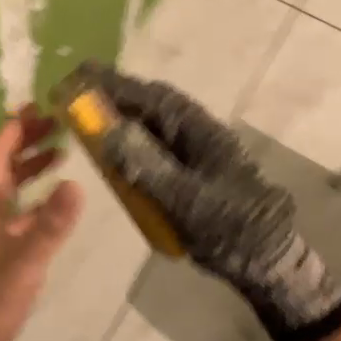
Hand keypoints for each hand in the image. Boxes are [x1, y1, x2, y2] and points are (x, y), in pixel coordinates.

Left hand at [0, 109, 83, 340]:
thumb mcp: (26, 262)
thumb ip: (51, 225)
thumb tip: (77, 183)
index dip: (15, 127)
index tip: (39, 105)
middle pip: (1, 163)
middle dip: (26, 140)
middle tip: (57, 123)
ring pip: (7, 185)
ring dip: (30, 165)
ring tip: (60, 151)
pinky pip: (13, 207)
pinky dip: (32, 195)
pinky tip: (52, 200)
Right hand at [85, 62, 340, 340]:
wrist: (270, 265)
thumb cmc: (232, 229)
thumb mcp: (187, 200)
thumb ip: (146, 165)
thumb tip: (107, 131)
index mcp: (198, 128)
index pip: (149, 95)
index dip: (112, 84)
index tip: (78, 75)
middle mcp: (194, 131)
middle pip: (146, 104)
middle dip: (109, 96)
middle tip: (70, 96)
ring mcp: (192, 151)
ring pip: (148, 123)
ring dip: (117, 117)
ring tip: (82, 117)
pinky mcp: (189, 172)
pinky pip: (152, 146)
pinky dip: (128, 141)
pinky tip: (111, 150)